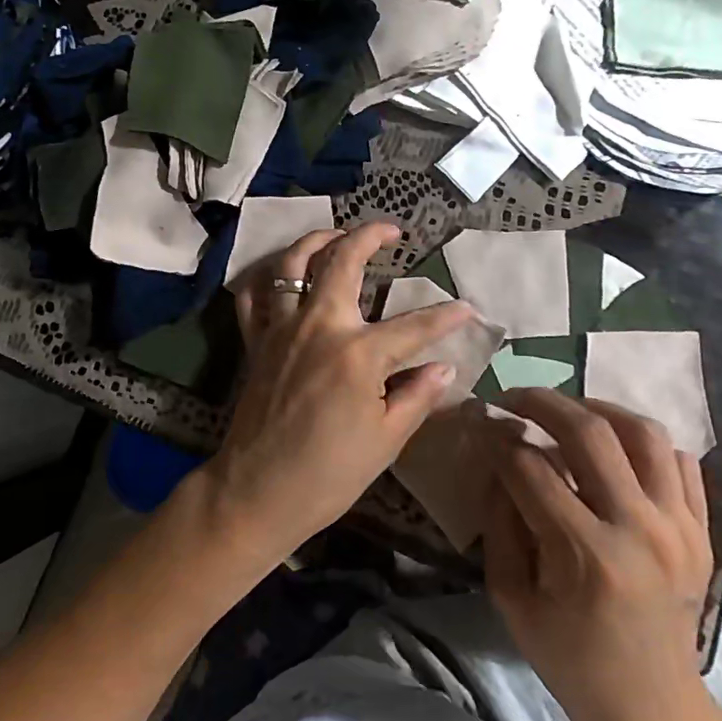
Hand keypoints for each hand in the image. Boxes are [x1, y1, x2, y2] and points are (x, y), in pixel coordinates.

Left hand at [204, 222, 482, 559]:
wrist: (258, 489)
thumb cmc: (329, 473)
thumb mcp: (386, 439)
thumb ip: (417, 395)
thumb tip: (444, 368)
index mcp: (358, 354)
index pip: (414, 325)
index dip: (447, 317)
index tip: (468, 310)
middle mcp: (317, 327)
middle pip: (341, 263)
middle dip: (368, 237)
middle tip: (390, 231)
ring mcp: (279, 330)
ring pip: (291, 266)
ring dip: (314, 241)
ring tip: (335, 234)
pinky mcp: (254, 342)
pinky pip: (253, 298)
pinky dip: (265, 279)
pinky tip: (280, 275)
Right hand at [481, 388, 712, 720]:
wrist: (651, 702)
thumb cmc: (566, 651)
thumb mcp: (508, 592)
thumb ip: (500, 522)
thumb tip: (495, 461)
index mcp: (585, 552)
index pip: (528, 465)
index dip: (493, 433)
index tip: (473, 416)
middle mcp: (639, 529)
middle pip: (590, 432)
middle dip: (540, 402)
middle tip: (511, 397)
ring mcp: (680, 526)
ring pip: (643, 433)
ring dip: (595, 409)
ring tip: (563, 411)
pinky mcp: (702, 530)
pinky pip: (678, 460)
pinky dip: (640, 440)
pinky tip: (609, 445)